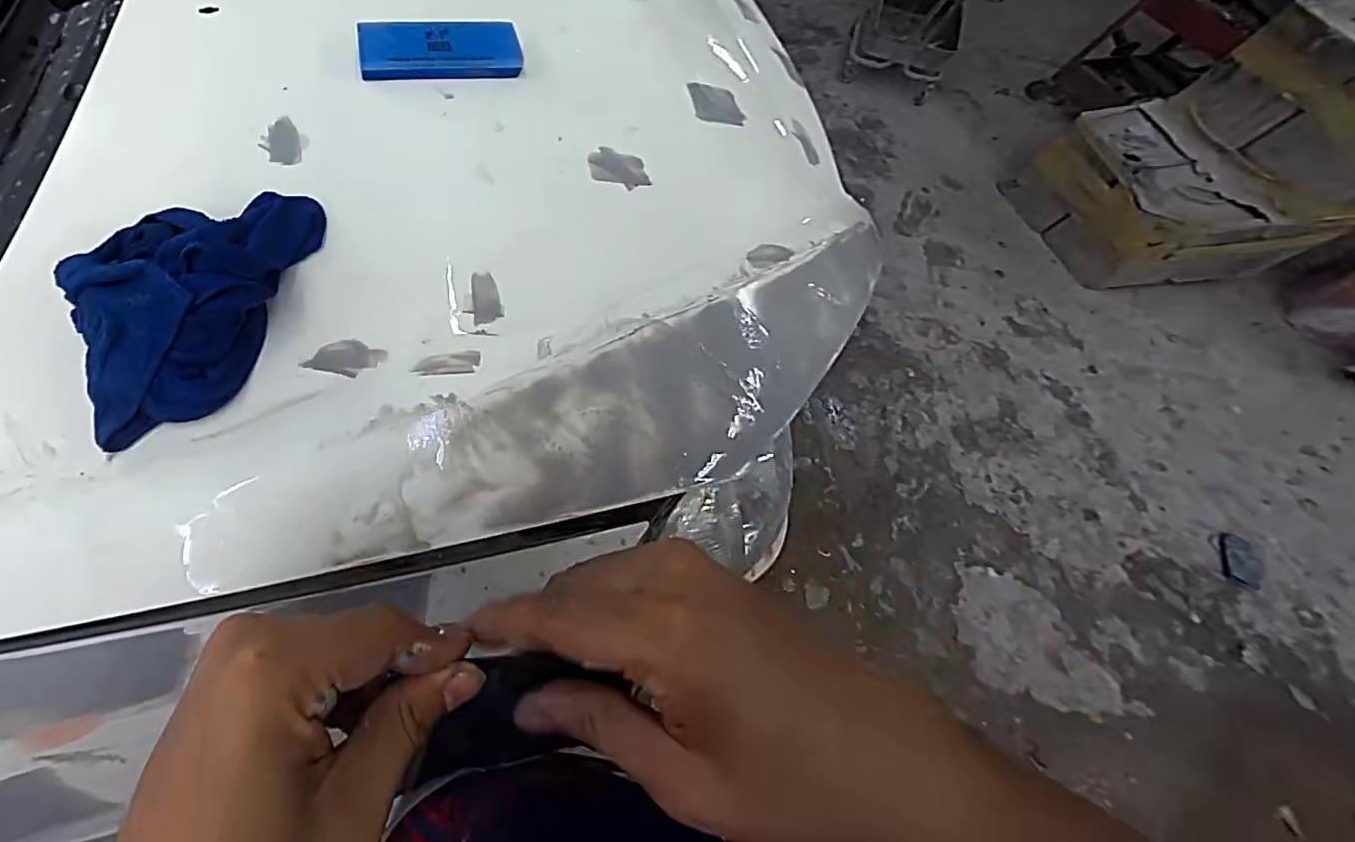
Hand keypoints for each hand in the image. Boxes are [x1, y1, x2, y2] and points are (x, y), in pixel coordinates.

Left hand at [120, 605, 483, 841]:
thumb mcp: (345, 808)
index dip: (432, 646)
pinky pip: (295, 663)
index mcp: (273, 661)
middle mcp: (246, 638)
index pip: (378, 628)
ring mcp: (228, 655)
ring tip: (386, 741)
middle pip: (352, 636)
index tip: (471, 664)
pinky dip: (328, 691)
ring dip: (364, 685)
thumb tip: (460, 673)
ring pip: (328, 648)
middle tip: (430, 719)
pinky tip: (341, 739)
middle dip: (395, 672)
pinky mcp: (220, 677)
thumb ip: (405, 724)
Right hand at [470, 540, 1140, 841]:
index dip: (506, 622)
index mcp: (667, 635)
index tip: (463, 630)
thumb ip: (600, 726)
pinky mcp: (710, 567)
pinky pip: (629, 567)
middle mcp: (674, 578)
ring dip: (567, 605)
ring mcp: (695, 564)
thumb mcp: (690, 784)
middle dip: (534, 617)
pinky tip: (601, 633)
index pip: (559, 616)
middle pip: (573, 585)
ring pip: (598, 570)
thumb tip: (527, 704)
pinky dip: (601, 594)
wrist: (892, 757)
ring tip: (551, 658)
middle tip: (508, 665)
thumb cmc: (792, 790)